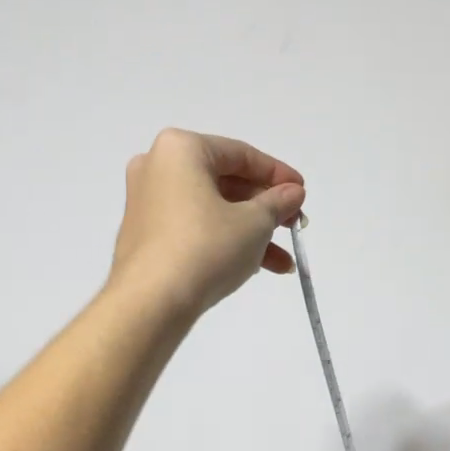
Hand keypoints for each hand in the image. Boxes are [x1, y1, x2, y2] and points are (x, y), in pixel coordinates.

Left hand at [108, 127, 305, 318]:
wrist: (151, 301)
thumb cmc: (206, 248)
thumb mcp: (254, 223)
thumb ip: (278, 203)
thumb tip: (293, 193)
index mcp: (181, 149)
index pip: (240, 154)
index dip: (278, 175)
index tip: (302, 193)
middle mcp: (158, 167)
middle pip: (226, 183)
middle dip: (266, 209)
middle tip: (295, 226)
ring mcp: (148, 202)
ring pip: (214, 210)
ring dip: (252, 233)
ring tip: (284, 262)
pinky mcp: (147, 235)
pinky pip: (196, 228)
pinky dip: (225, 241)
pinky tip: (254, 267)